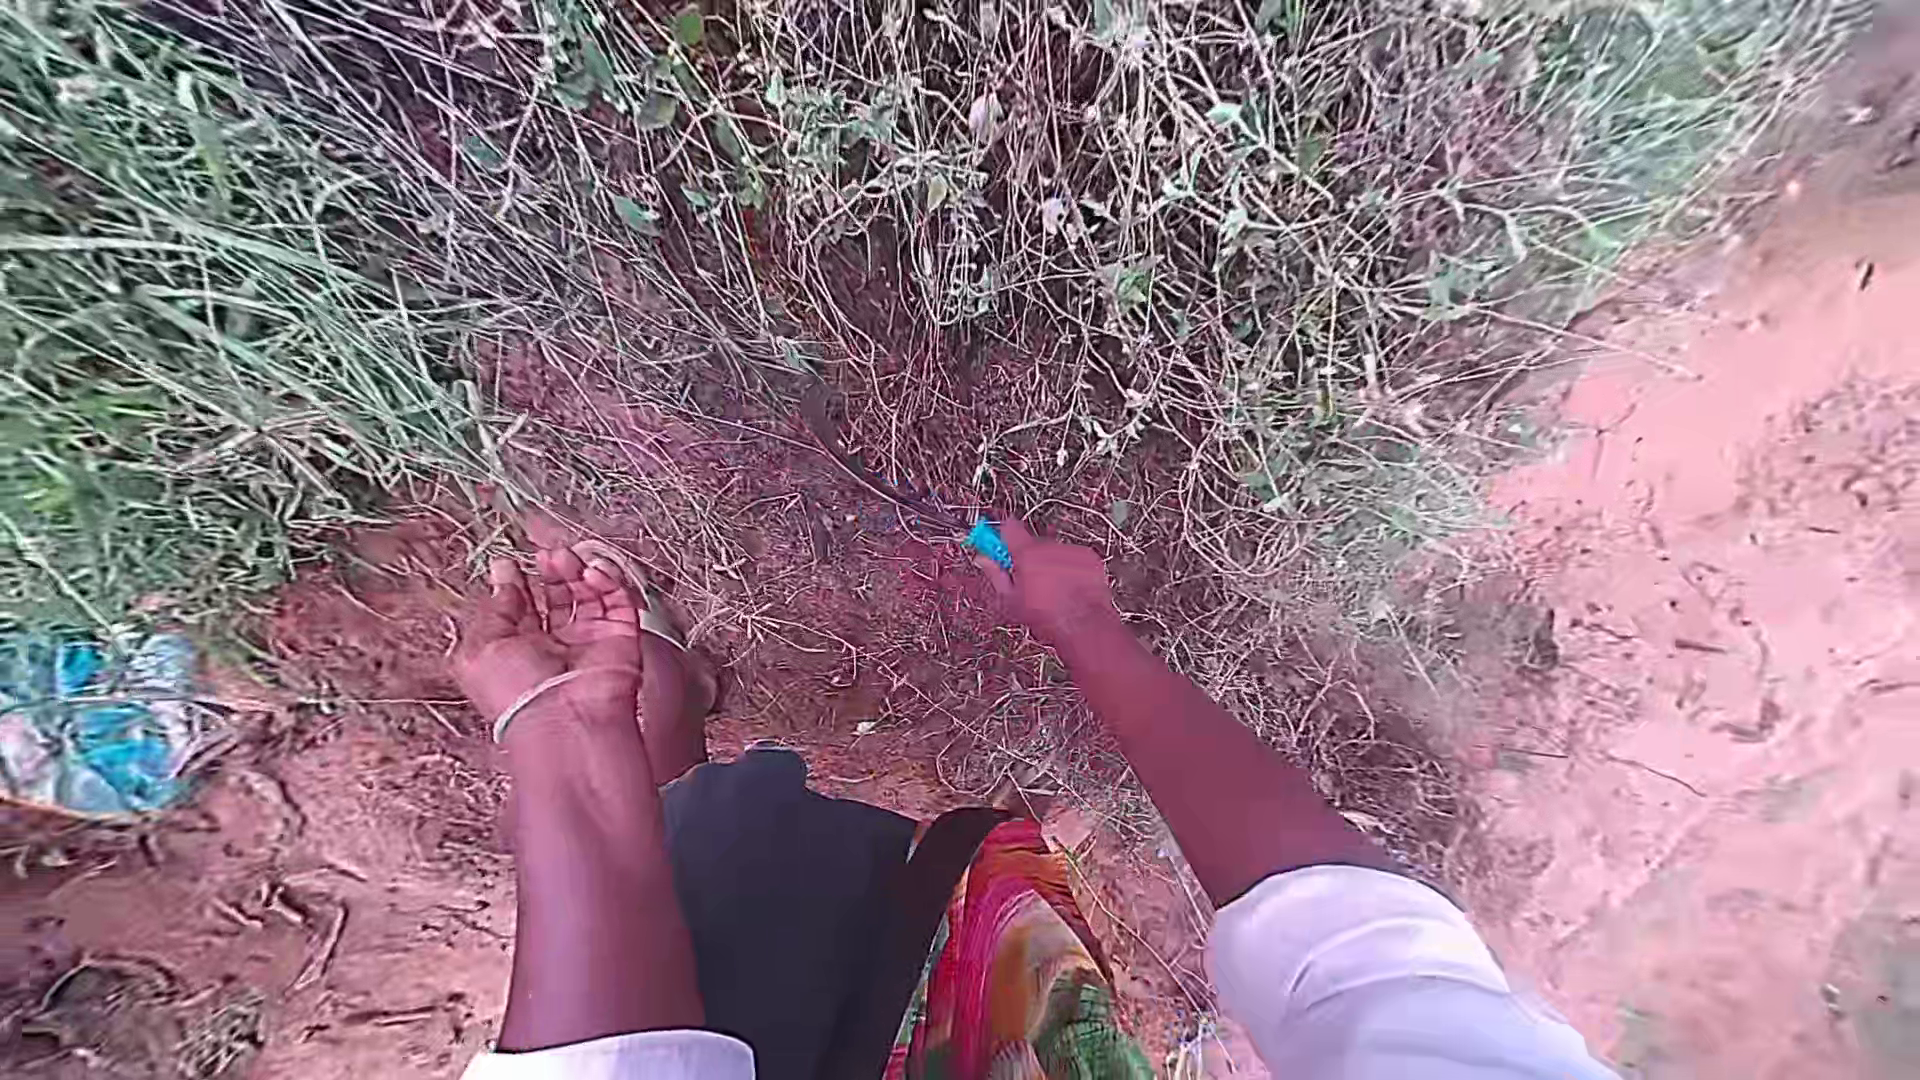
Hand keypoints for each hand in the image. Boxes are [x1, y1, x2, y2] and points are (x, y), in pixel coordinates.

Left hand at [455, 546, 641, 735]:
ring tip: (566, 558)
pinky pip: (619, 600)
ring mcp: (591, 638)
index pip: (523, 605)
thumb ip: (493, 608)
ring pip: (589, 593)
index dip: (519, 581)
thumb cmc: (518, 696)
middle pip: (559, 595)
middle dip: (552, 572)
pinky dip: (609, 581)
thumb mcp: (478, 649)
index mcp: (520, 648)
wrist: (566, 717)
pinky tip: (593, 571)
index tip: (514, 562)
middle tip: (547, 555)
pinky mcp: (622, 634)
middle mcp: (557, 643)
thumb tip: (503, 577)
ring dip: (578, 571)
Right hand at [972, 519, 1123, 649]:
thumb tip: (983, 560)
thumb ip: (995, 574)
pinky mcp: (1089, 557)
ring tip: (1052, 591)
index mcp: (1026, 553)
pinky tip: (1069, 589)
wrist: (1084, 625)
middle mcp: (1049, 546)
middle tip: (1027, 581)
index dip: (1002, 538)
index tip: (999, 548)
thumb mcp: (1011, 600)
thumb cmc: (1047, 617)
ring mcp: (1070, 550)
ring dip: (1050, 565)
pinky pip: (1073, 558)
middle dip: (1028, 558)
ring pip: (1054, 552)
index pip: (1009, 528)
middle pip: (1032, 544)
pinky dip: (1070, 569)